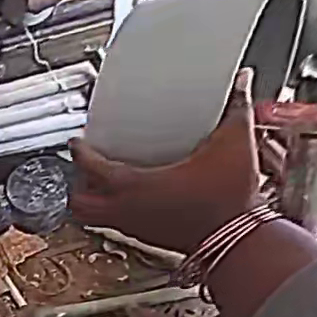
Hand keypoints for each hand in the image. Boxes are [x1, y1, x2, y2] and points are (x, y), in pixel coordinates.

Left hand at [71, 70, 265, 252]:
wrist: (234, 235)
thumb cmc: (228, 196)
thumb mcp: (234, 142)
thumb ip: (235, 107)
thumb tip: (242, 81)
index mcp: (134, 186)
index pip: (92, 169)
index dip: (80, 154)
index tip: (76, 143)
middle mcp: (124, 209)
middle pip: (78, 200)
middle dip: (74, 182)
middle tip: (82, 165)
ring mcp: (128, 225)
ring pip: (88, 217)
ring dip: (85, 200)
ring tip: (95, 181)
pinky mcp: (138, 234)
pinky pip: (107, 223)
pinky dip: (103, 211)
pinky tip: (121, 197)